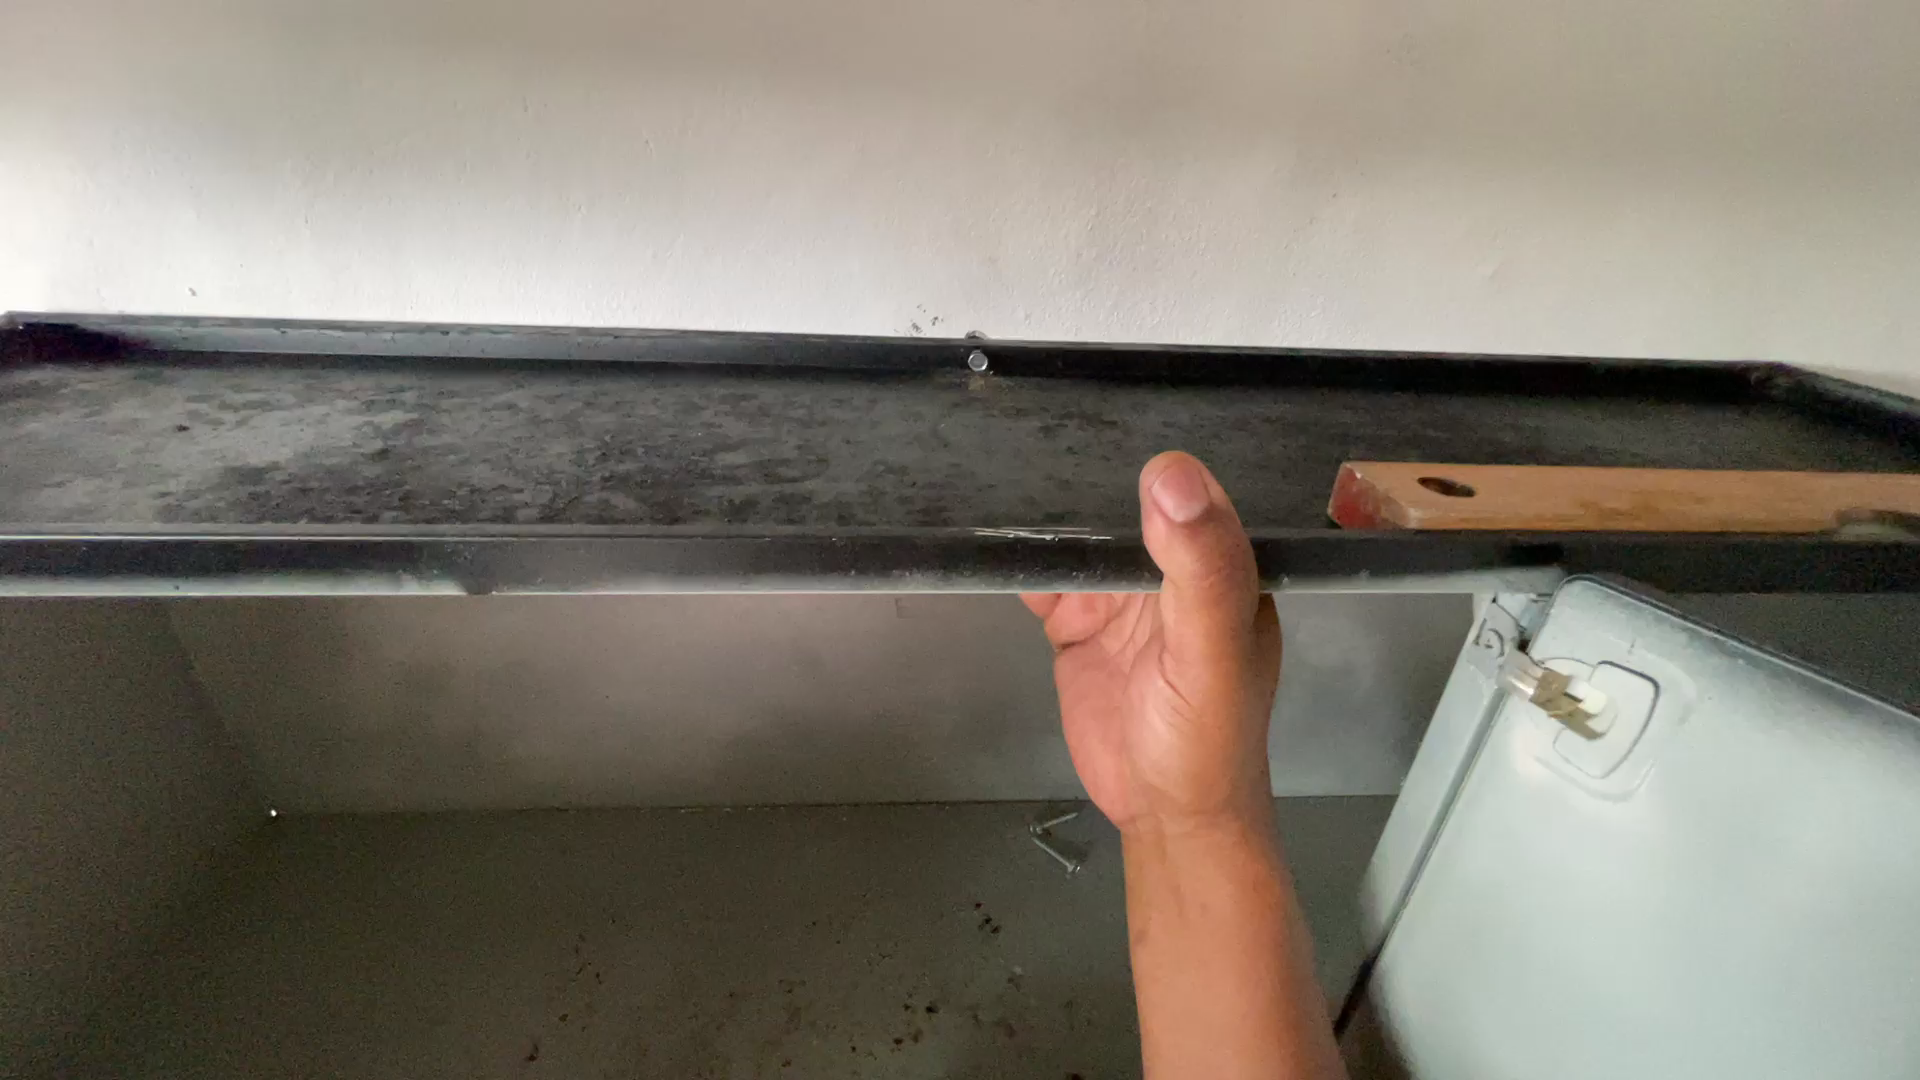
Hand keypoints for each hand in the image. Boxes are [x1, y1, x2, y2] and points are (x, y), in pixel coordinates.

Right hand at [1023, 452, 1280, 835]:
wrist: (1162, 814)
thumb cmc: (1205, 737)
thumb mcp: (1211, 651)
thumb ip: (1200, 568)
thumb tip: (1169, 471)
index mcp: (1218, 561)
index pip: (1182, 488)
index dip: (1143, 452)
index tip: (1093, 409)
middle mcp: (1167, 568)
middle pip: (1120, 504)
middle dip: (1080, 472)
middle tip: (1023, 422)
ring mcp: (1117, 594)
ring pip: (1077, 537)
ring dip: (1044, 512)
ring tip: (996, 459)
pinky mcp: (1075, 620)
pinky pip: (1043, 578)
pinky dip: (1019, 560)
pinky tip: (990, 534)